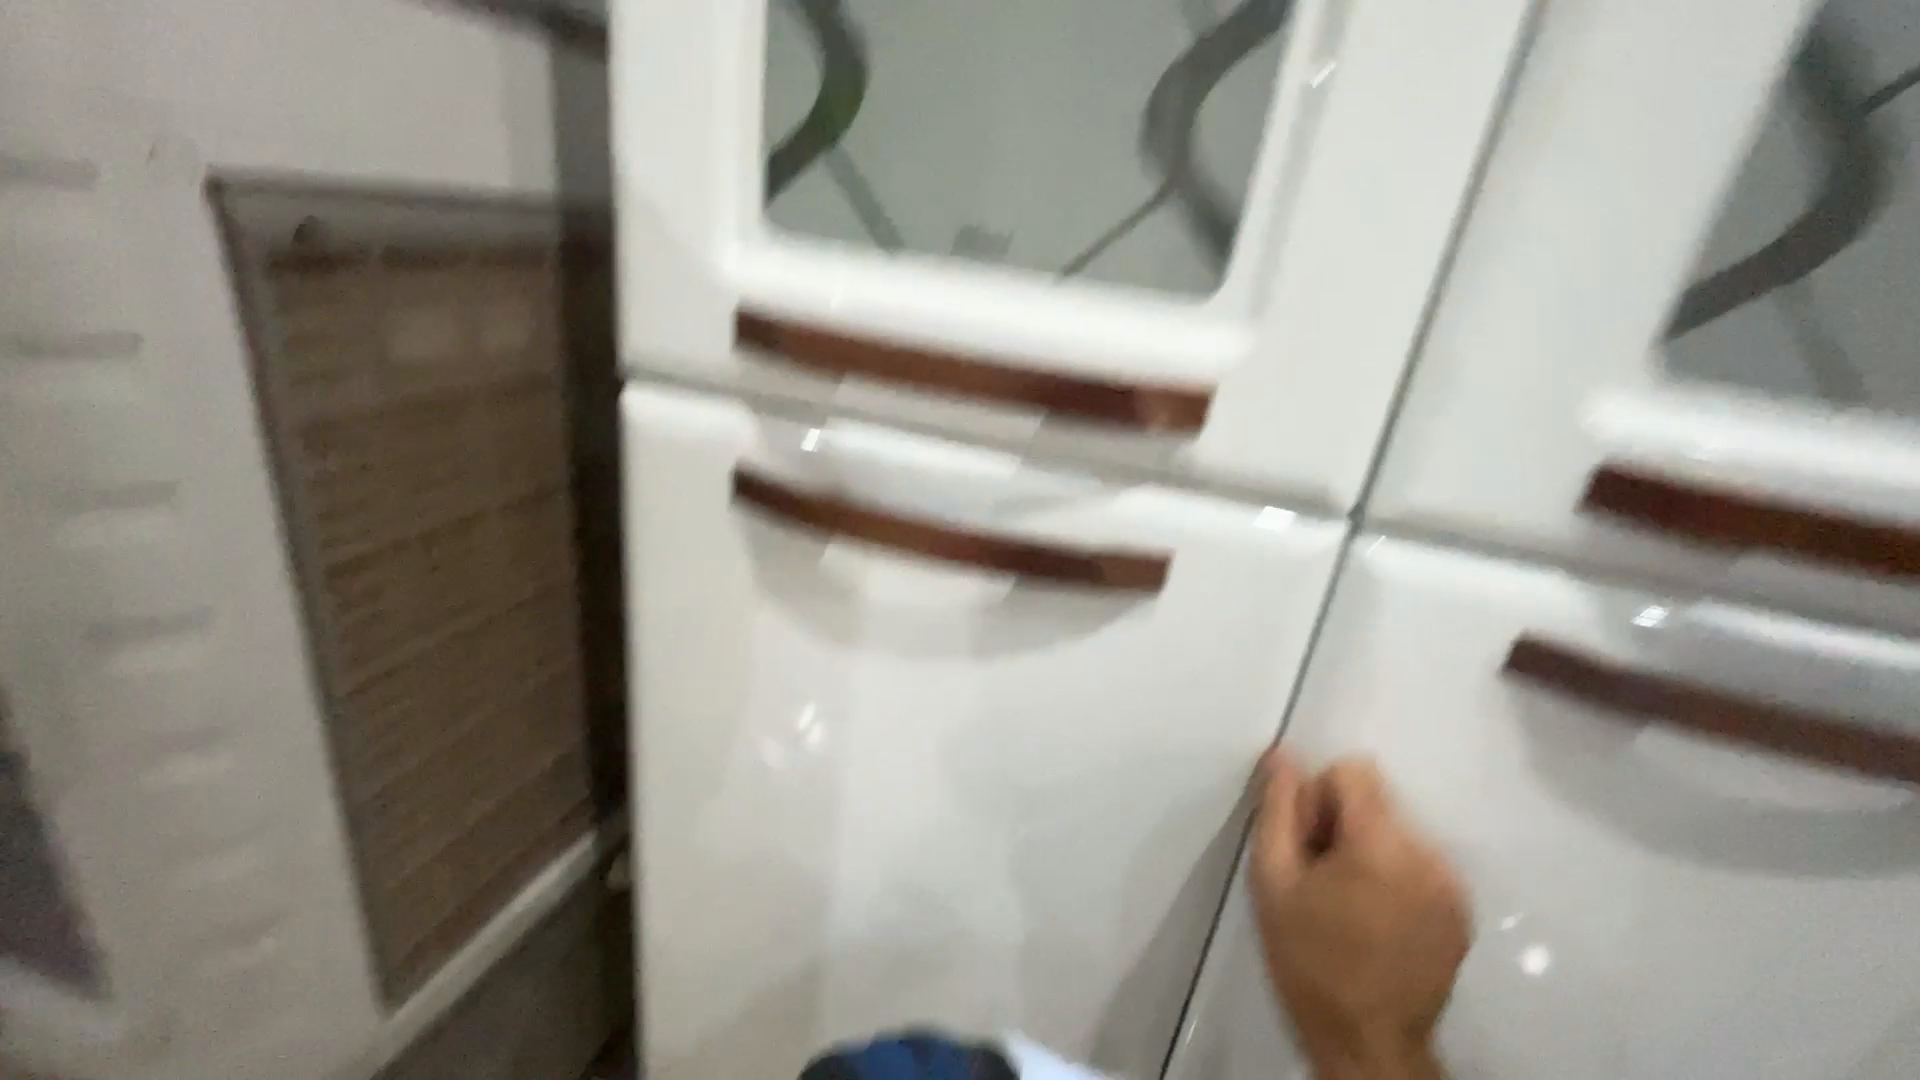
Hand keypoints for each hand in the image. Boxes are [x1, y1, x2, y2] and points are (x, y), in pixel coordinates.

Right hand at [1249, 750, 1470, 1079]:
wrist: (1366, 1041)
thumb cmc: (1308, 958)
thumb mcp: (1273, 879)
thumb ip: (1278, 809)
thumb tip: (1283, 753)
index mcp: (1382, 844)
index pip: (1354, 771)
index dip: (1318, 798)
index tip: (1307, 844)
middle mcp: (1429, 854)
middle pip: (1377, 800)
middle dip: (1341, 825)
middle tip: (1320, 878)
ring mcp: (1453, 884)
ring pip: (1397, 830)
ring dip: (1367, 849)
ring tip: (1345, 902)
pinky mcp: (1462, 909)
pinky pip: (1419, 862)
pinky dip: (1393, 874)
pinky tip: (1374, 918)